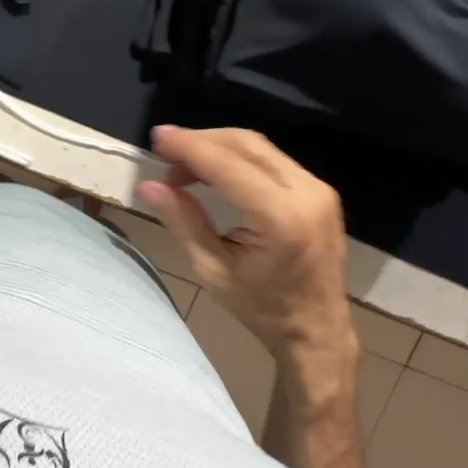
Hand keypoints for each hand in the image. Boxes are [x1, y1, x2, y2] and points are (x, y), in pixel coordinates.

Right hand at [135, 126, 355, 361]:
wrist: (317, 329)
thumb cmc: (262, 309)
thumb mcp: (213, 270)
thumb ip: (183, 222)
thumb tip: (147, 186)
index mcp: (280, 218)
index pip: (228, 166)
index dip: (189, 147)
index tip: (157, 137)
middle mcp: (306, 193)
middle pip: (247, 145)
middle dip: (201, 142)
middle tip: (164, 154)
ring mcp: (319, 189)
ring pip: (261, 149)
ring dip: (219, 149)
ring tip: (182, 169)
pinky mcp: (320, 192)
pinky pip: (274, 162)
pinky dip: (239, 160)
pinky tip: (214, 174)